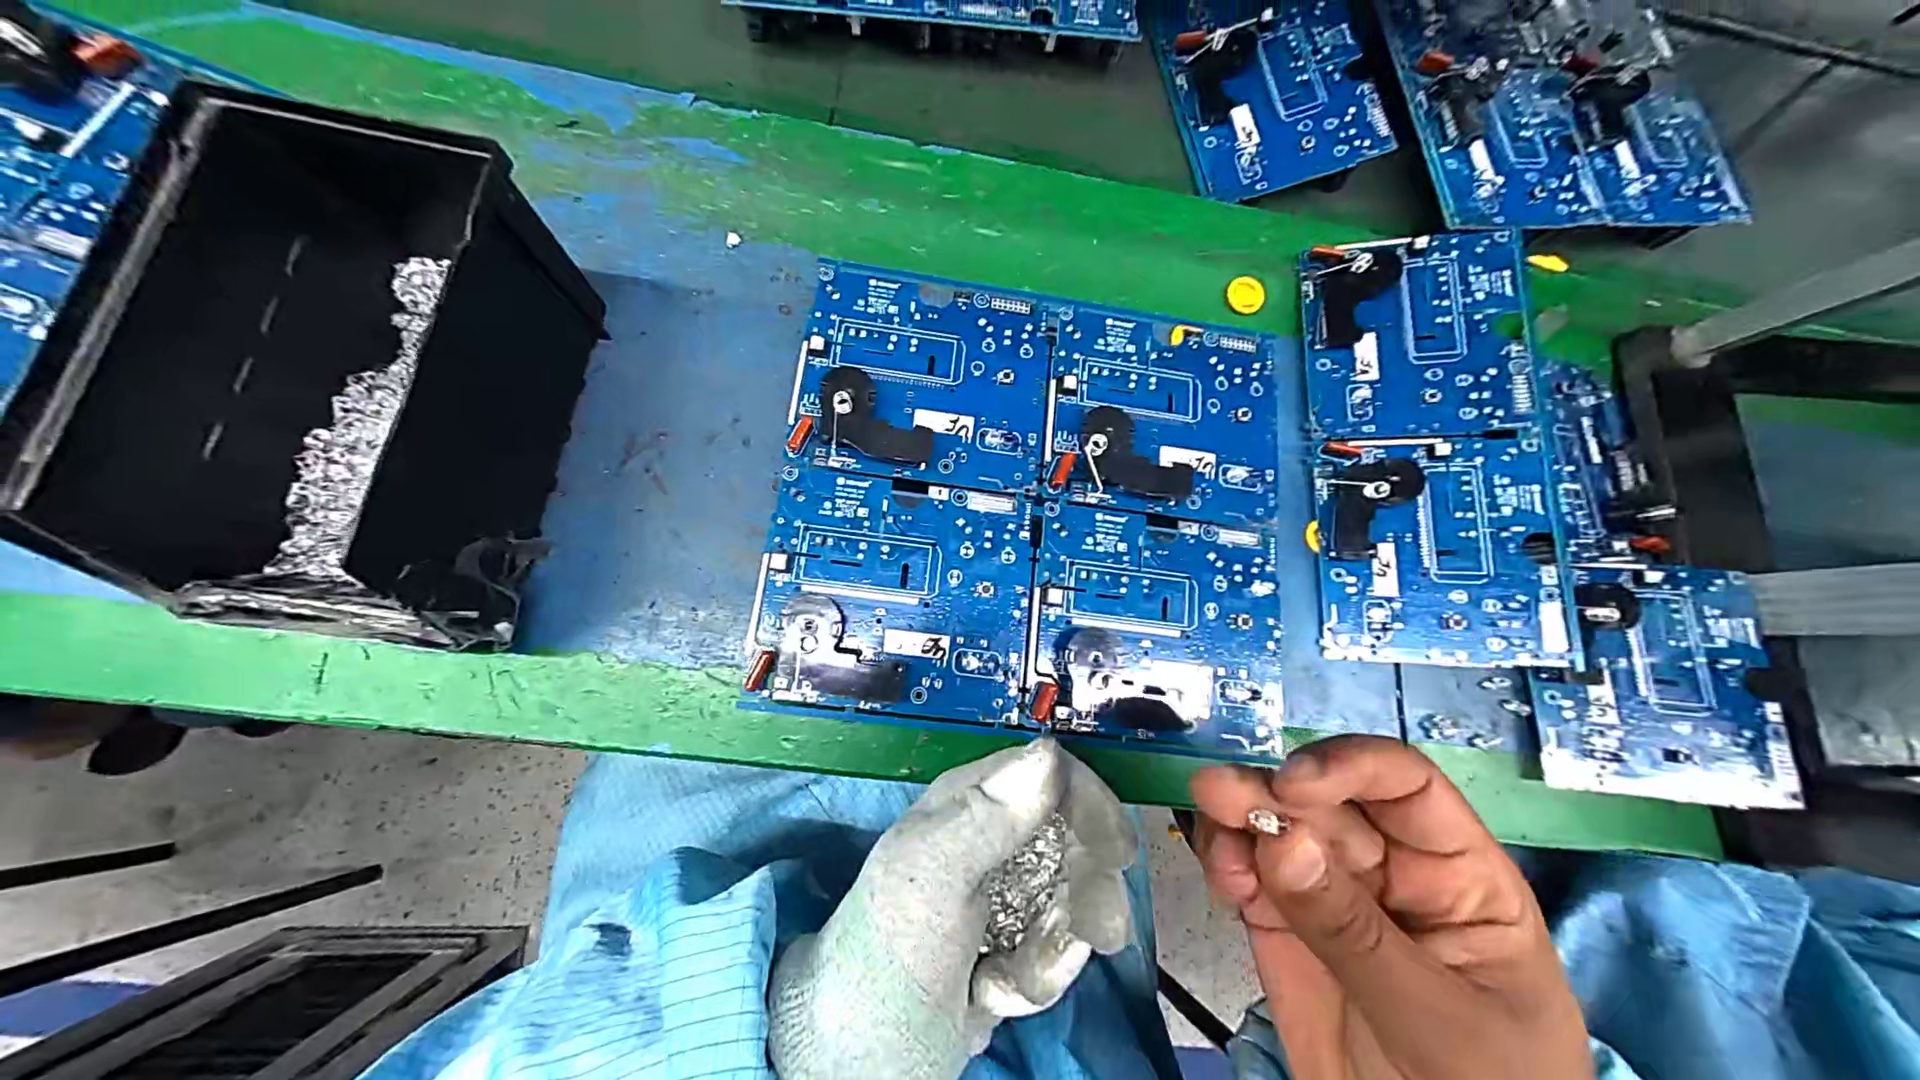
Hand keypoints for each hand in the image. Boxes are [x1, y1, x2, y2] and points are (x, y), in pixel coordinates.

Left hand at [770, 738, 1134, 1079]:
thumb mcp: (933, 875)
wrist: (864, 1052)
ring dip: (1052, 949)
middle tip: (1084, 931)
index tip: (1113, 852)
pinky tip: (994, 993)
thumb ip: (988, 814)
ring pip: (1073, 899)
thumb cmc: (893, 950)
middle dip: (1082, 893)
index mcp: (969, 801)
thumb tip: (1049, 753)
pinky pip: (1055, 944)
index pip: (1051, 773)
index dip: (1089, 805)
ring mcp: (1004, 889)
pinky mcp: (1010, 937)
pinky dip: (1037, 977)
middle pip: (1075, 838)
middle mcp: (991, 836)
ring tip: (1004, 978)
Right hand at [1191, 736, 1592, 1079]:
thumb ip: (1356, 932)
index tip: (1294, 783)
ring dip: (1235, 815)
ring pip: (1273, 826)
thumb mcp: (1438, 1023)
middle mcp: (1385, 867)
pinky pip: (1244, 871)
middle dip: (1270, 790)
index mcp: (1455, 874)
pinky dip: (1222, 860)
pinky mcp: (1277, 920)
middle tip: (1215, 790)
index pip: (1405, 787)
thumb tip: (1281, 840)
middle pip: (1322, 801)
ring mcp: (1325, 892)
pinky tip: (1220, 875)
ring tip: (1208, 820)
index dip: (1350, 767)